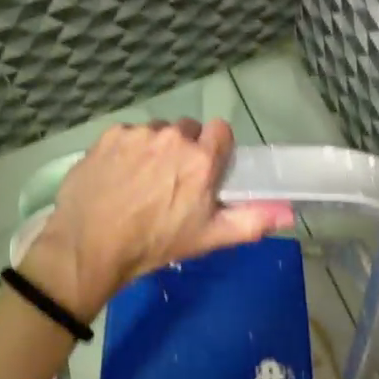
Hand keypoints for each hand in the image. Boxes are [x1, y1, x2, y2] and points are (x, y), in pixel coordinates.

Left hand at [17, 119, 294, 320]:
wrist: (89, 247)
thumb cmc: (153, 245)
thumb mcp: (208, 238)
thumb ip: (252, 220)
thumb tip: (289, 211)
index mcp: (200, 159)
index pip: (221, 131)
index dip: (215, 150)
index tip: (205, 171)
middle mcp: (172, 137)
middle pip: (187, 130)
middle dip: (184, 151)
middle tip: (172, 183)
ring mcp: (137, 134)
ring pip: (156, 132)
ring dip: (155, 150)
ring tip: (141, 182)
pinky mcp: (109, 136)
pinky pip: (128, 135)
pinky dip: (127, 151)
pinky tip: (118, 177)